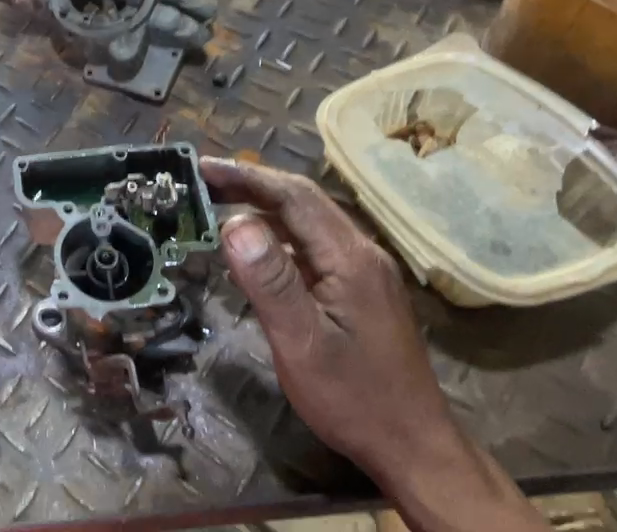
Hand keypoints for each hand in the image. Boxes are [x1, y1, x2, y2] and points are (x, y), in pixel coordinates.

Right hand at [200, 157, 544, 531]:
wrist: (415, 450)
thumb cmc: (354, 398)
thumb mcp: (302, 343)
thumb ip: (270, 281)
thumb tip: (234, 222)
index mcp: (350, 259)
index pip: (293, 197)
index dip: (245, 176)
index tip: (201, 167)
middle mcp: (362, 254)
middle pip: (303, 201)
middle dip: (251, 183)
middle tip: (201, 180)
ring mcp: (364, 272)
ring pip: (309, 221)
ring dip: (263, 204)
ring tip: (218, 202)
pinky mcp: (360, 291)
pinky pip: (313, 245)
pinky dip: (278, 232)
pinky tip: (255, 248)